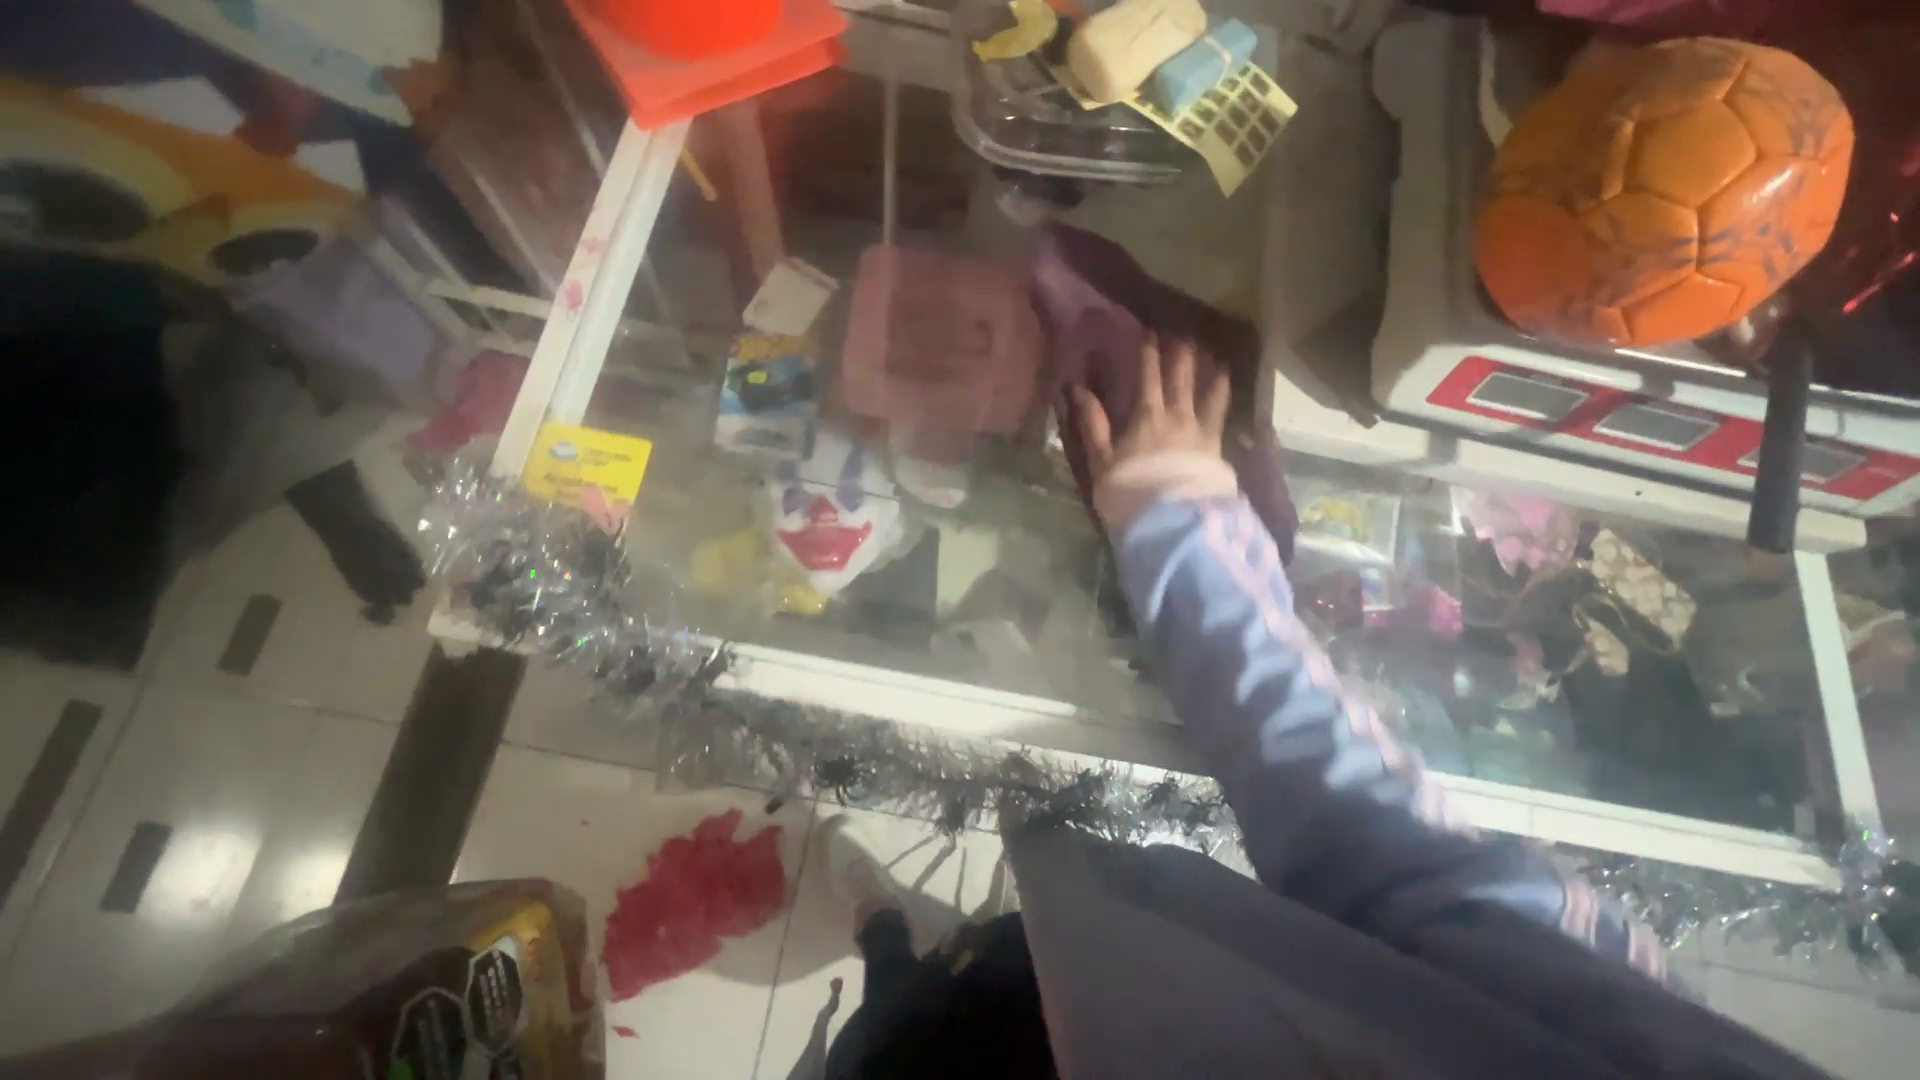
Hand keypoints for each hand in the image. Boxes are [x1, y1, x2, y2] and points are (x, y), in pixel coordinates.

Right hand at [1072, 337, 1229, 484]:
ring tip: (1220, 362)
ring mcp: (1202, 432)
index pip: (1149, 376)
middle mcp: (1178, 416)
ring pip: (1210, 395)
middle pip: (1182, 379)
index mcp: (1147, 416)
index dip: (1149, 353)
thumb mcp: (1101, 460)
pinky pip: (1223, 419)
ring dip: (1213, 375)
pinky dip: (1226, 404)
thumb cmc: (1129, 491)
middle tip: (1185, 336)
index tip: (1151, 332)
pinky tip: (1229, 401)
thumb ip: (1092, 423)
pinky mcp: (1217, 450)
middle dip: (1183, 356)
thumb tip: (1077, 388)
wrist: (1170, 520)